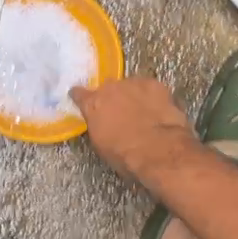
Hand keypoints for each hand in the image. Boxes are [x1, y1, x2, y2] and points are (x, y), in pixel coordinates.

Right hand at [69, 77, 202, 180]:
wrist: (157, 149)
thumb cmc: (124, 154)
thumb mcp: (100, 143)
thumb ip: (97, 125)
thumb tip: (101, 123)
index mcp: (92, 104)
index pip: (78, 94)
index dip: (82, 97)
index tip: (84, 101)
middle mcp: (108, 88)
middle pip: (107, 88)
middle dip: (112, 98)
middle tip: (121, 113)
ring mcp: (131, 84)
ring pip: (129, 86)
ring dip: (133, 96)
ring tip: (143, 112)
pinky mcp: (154, 84)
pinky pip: (150, 87)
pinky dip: (153, 96)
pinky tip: (158, 109)